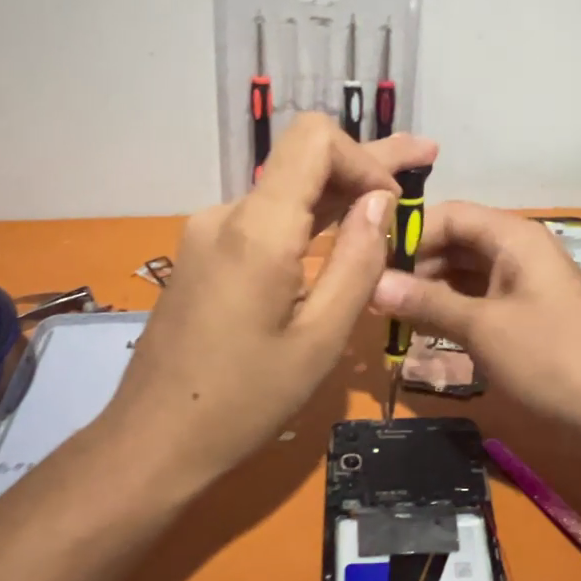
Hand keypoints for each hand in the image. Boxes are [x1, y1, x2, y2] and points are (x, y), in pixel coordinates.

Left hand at [97, 114, 437, 482]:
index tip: (395, 204)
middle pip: (303, 162)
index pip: (314, 140)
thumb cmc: (245, 400)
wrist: (154, 439)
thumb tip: (381, 202)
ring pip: (285, 194)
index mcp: (258, 229)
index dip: (365, 157)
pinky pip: (263, 224)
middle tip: (426, 153)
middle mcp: (227, 215)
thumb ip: (357, 262)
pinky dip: (307, 224)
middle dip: (366, 163)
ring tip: (391, 202)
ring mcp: (208, 234)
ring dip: (338, 197)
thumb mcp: (320, 339)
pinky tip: (339, 239)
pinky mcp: (202, 257)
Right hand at [369, 202, 580, 430]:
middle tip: (372, 293)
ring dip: (429, 291)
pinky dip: (451, 311)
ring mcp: (524, 283)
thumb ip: (426, 302)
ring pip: (465, 273)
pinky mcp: (526, 313)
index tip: (368, 260)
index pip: (450, 214)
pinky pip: (479, 299)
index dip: (409, 234)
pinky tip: (421, 330)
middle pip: (456, 242)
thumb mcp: (482, 328)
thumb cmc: (549, 359)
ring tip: (388, 315)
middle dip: (415, 265)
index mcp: (514, 237)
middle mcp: (519, 250)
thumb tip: (373, 283)